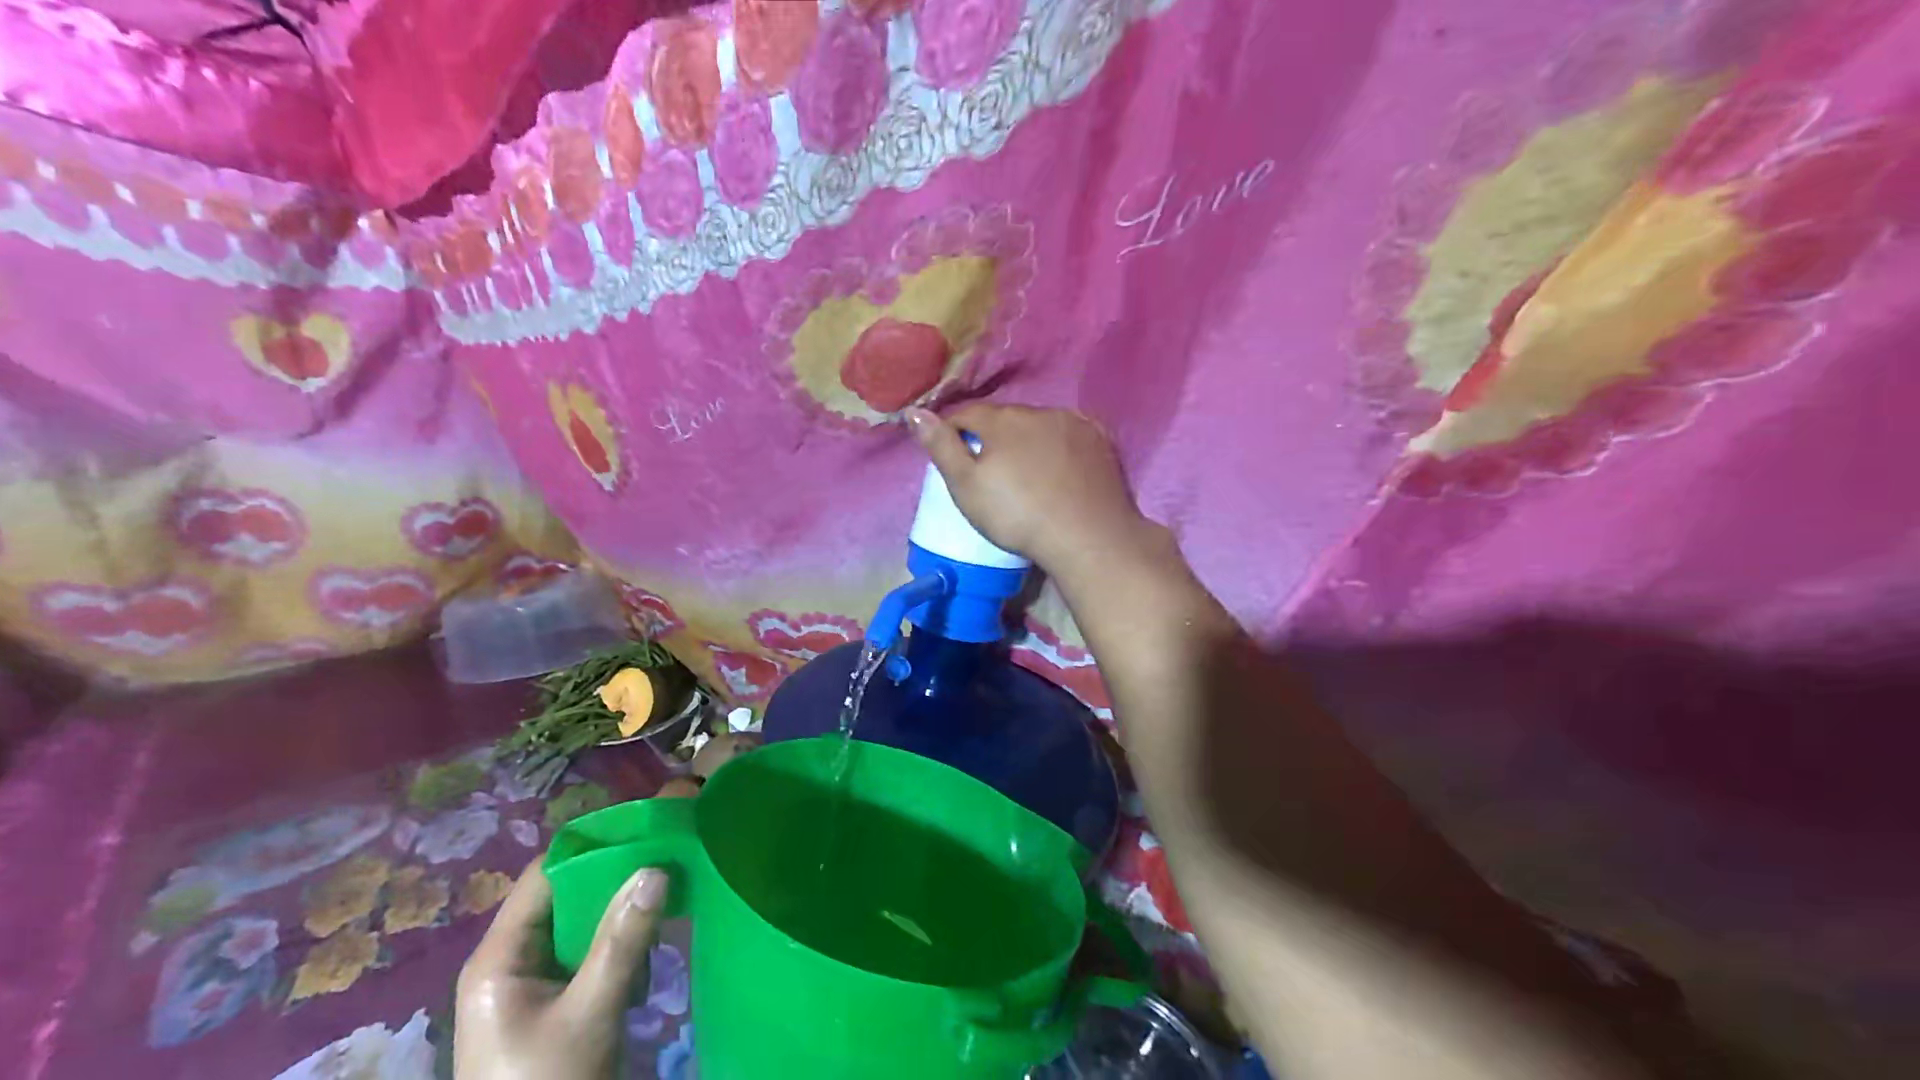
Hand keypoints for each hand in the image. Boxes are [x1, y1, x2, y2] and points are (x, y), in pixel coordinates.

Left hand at [455, 861, 667, 1079]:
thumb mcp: (589, 1013)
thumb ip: (622, 941)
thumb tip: (656, 867)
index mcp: (498, 957)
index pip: (546, 874)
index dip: (593, 844)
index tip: (646, 825)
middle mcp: (511, 960)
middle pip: (566, 895)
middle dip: (617, 874)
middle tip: (669, 851)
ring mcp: (532, 984)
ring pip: (582, 923)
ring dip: (623, 909)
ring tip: (670, 888)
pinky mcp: (554, 1003)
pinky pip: (589, 952)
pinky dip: (621, 941)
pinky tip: (653, 941)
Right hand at [906, 404, 1160, 575]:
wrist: (1087, 537)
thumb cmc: (1018, 515)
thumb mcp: (967, 487)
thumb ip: (941, 446)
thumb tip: (914, 411)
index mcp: (1002, 420)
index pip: (967, 413)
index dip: (954, 430)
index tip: (951, 453)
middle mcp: (1038, 411)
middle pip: (1005, 417)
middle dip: (993, 435)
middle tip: (989, 469)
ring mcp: (1073, 423)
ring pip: (1039, 424)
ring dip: (1027, 438)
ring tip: (1026, 472)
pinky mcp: (1100, 440)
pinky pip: (1069, 435)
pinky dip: (1059, 445)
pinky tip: (1059, 469)